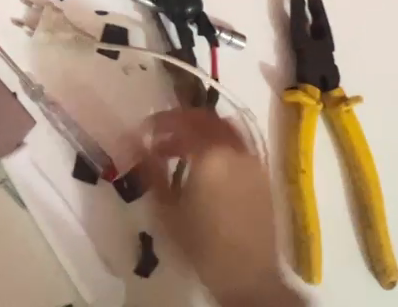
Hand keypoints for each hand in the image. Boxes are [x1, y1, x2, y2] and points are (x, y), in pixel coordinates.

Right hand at [144, 110, 304, 306]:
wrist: (250, 279)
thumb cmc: (203, 246)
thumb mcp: (167, 210)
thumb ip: (150, 170)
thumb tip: (134, 141)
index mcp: (209, 154)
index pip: (181, 121)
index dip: (159, 122)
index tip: (144, 132)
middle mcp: (234, 148)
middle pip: (205, 118)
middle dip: (180, 122)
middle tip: (161, 137)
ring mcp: (252, 160)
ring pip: (223, 129)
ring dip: (201, 131)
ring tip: (183, 150)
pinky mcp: (263, 175)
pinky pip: (237, 145)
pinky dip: (219, 144)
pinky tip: (207, 166)